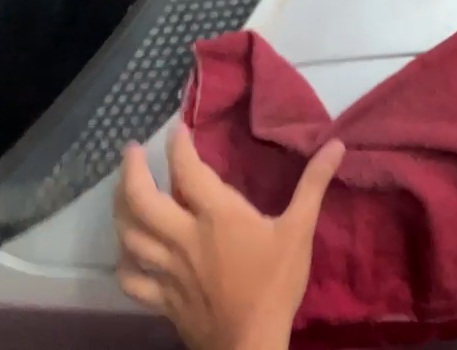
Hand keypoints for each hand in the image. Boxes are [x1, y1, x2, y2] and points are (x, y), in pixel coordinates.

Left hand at [115, 127, 344, 349]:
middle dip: (131, 172)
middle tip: (131, 151)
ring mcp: (167, 270)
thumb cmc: (275, 282)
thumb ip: (314, 184)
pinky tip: (127, 249)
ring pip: (129, 235)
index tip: (176, 128)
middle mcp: (183, 238)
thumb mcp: (300, 228)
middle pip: (141, 202)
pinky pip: (130, 277)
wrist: (249, 343)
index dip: (179, 147)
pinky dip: (123, 258)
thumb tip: (336, 144)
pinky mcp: (161, 298)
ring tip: (122, 190)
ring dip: (120, 208)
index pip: (188, 172)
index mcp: (216, 216)